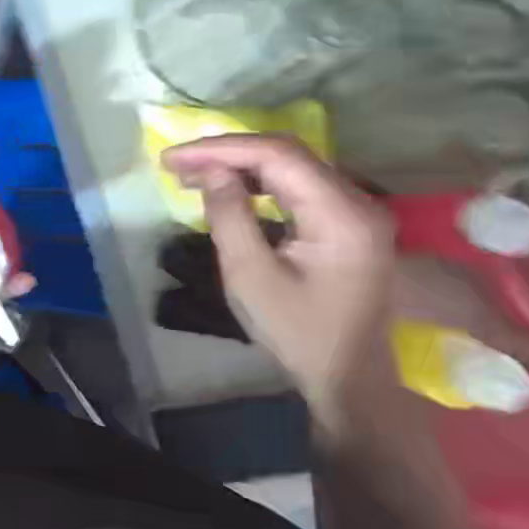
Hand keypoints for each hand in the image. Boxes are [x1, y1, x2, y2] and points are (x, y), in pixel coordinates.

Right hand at [162, 134, 395, 408]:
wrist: (349, 380)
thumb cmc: (298, 334)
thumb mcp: (250, 277)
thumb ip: (230, 216)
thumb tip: (212, 171)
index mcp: (340, 214)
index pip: (277, 156)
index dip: (220, 149)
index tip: (172, 158)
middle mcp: (357, 201)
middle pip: (287, 154)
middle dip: (228, 153)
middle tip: (177, 164)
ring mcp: (356, 211)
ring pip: (292, 167)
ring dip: (241, 165)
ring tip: (192, 174)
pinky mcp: (347, 223)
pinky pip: (300, 187)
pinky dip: (260, 183)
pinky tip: (230, 189)